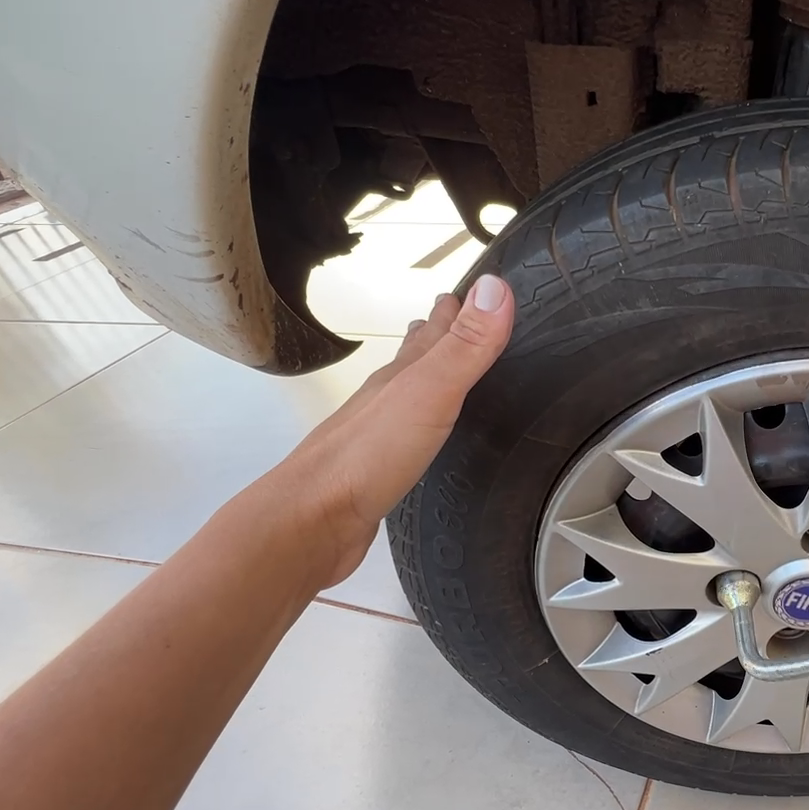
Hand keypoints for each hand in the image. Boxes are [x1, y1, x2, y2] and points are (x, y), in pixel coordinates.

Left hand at [270, 274, 514, 587]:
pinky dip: (423, 422)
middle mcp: (388, 397)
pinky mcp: (379, 471)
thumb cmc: (370, 457)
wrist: (314, 522)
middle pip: (417, 355)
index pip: (436, 330)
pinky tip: (427, 432)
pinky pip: (409, 435)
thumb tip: (495, 287)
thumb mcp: (431, 392)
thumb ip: (466, 346)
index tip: (478, 287)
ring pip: (411, 393)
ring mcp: (380, 434)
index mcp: (402, 375)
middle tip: (457, 315)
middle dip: (440, 333)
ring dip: (428, 374)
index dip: (459, 307)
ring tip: (444, 366)